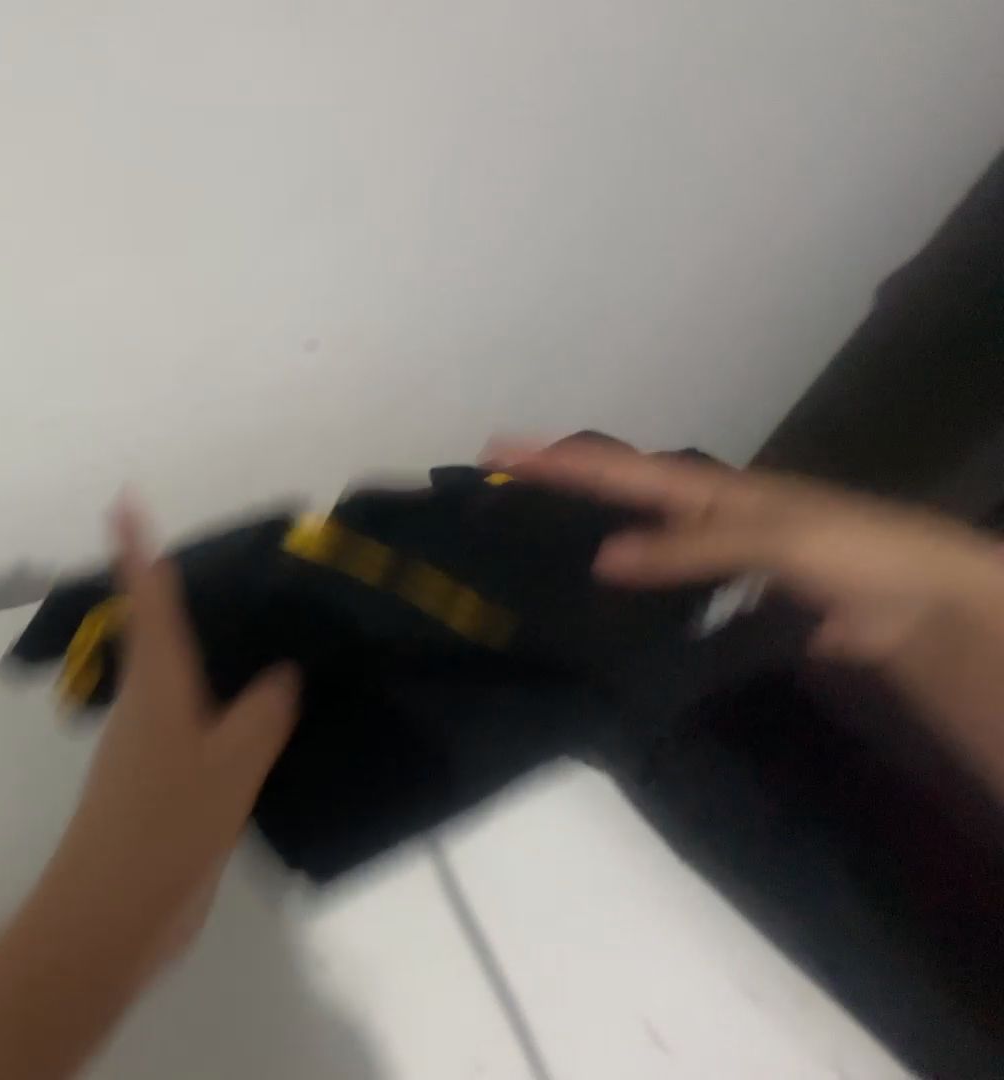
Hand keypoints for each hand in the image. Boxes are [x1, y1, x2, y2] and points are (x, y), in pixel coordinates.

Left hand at [19, 497, 299, 980]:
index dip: (135, 549)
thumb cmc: (167, 826)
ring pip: (167, 675)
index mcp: (155, 686)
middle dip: (164, 590)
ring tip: (236, 622)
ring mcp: (141, 742)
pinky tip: (239, 711)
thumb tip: (281, 674)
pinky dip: (205, 698)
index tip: (123, 502)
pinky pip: (182, 718)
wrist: (111, 910)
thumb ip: (260, 716)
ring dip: (188, 643)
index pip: (147, 601)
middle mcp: (142, 704)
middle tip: (202, 558)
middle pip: (151, 631)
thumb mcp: (231, 767)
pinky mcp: (150, 779)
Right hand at [483, 437, 1003, 666]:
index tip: (494, 449)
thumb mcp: (773, 538)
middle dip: (552, 483)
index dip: (553, 459)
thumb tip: (599, 559)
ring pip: (621, 537)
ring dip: (572, 531)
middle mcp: (690, 514)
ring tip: (520, 538)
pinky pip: (646, 586)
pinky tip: (583, 602)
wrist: (928, 600)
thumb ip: (688, 548)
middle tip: (493, 485)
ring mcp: (700, 554)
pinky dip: (609, 586)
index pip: (610, 468)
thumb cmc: (855, 548)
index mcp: (700, 489)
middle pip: (608, 492)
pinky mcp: (713, 595)